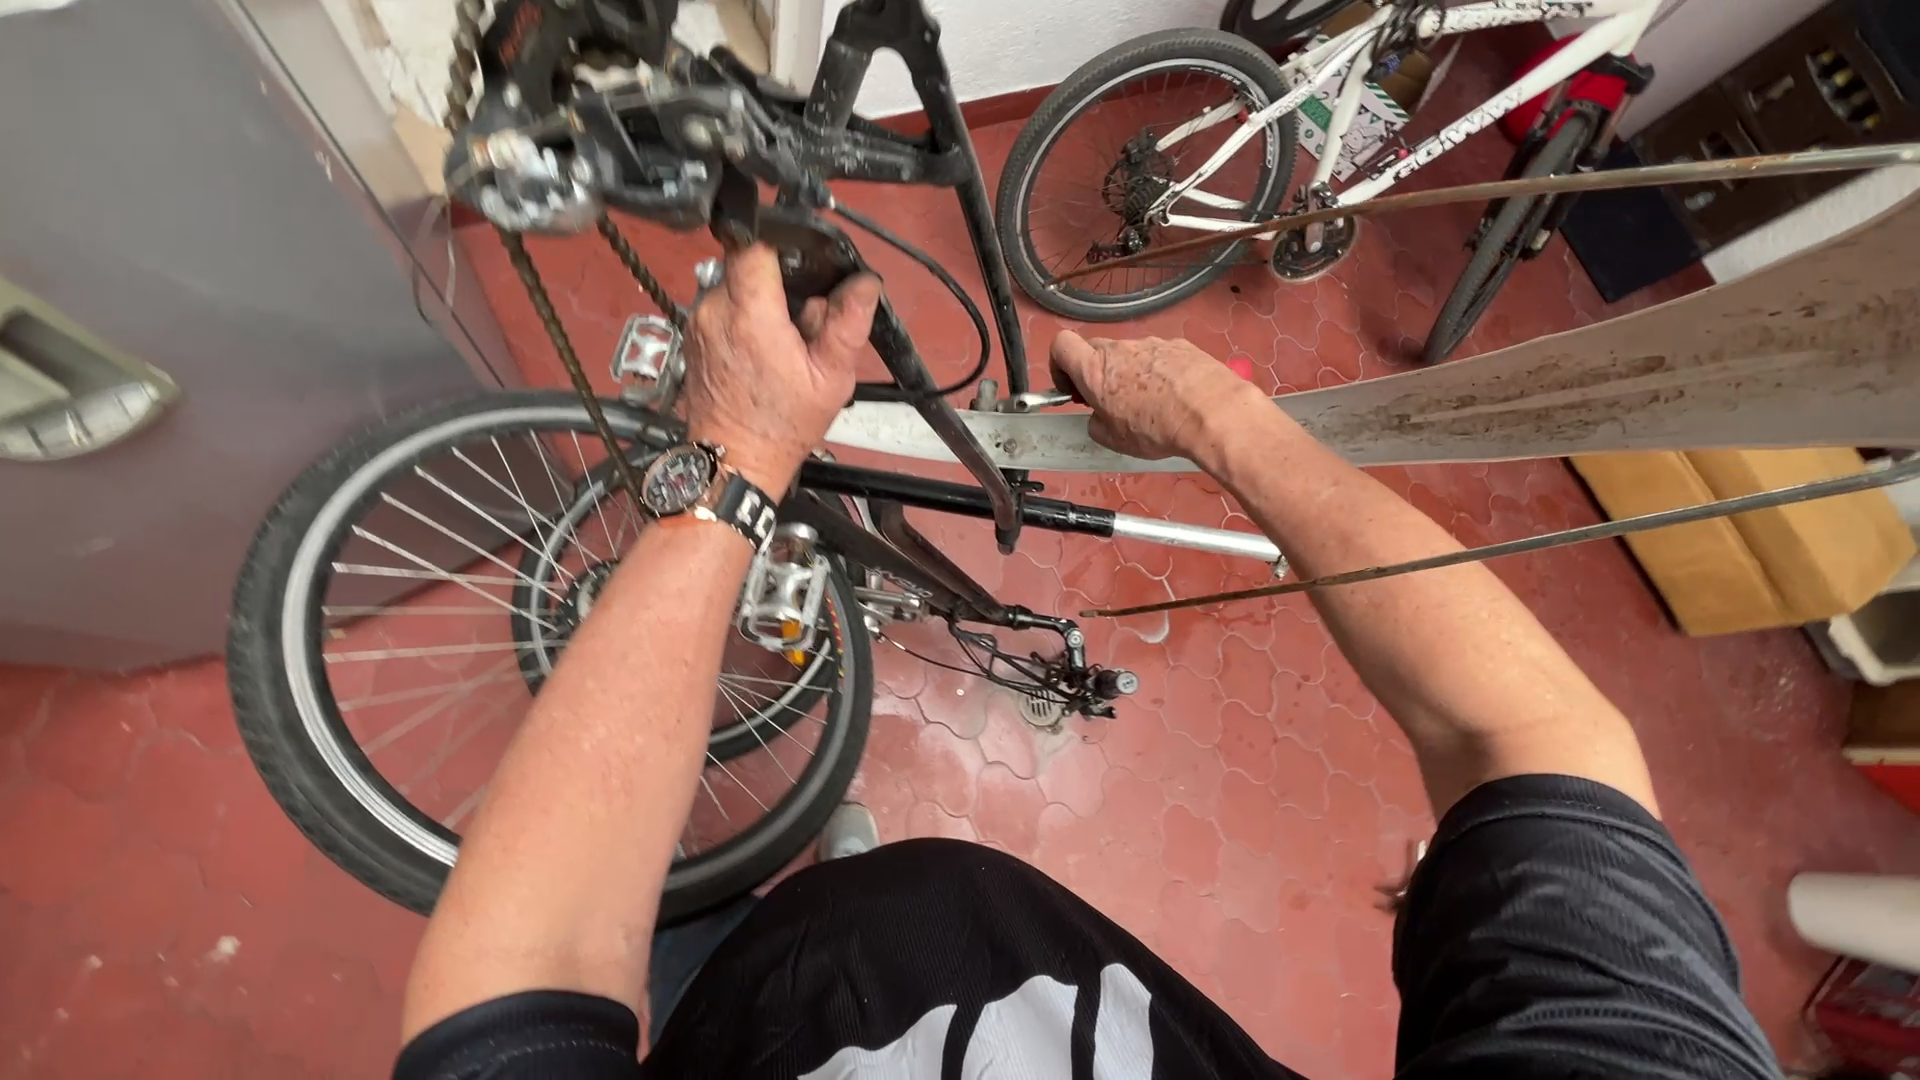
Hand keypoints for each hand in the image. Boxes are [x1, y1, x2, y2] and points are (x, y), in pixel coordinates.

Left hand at [683, 245, 881, 491]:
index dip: (782, 244)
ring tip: (781, 337)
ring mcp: (697, 321)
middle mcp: (715, 310)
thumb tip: (865, 283)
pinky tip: (760, 347)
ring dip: (758, 299)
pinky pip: (720, 305)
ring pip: (733, 283)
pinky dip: (741, 316)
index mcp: (751, 316)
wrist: (736, 458)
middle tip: (800, 316)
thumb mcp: (831, 378)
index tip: (802, 264)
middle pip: (745, 263)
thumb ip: (847, 324)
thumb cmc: (784, 425)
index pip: (755, 244)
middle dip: (775, 280)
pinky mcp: (692, 333)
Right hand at [1048, 331, 1260, 459]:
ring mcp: (1151, 343)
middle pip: (1096, 349)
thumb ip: (1096, 423)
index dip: (1060, 364)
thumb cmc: (1155, 430)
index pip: (1061, 345)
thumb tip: (1099, 417)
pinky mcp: (1180, 345)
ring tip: (1150, 403)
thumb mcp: (1113, 440)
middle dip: (1096, 372)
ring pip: (1129, 353)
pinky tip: (1174, 395)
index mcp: (1094, 369)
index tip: (1071, 386)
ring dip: (1130, 373)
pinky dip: (1159, 371)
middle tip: (1108, 400)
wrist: (1212, 413)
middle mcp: (1120, 348)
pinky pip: (1159, 355)